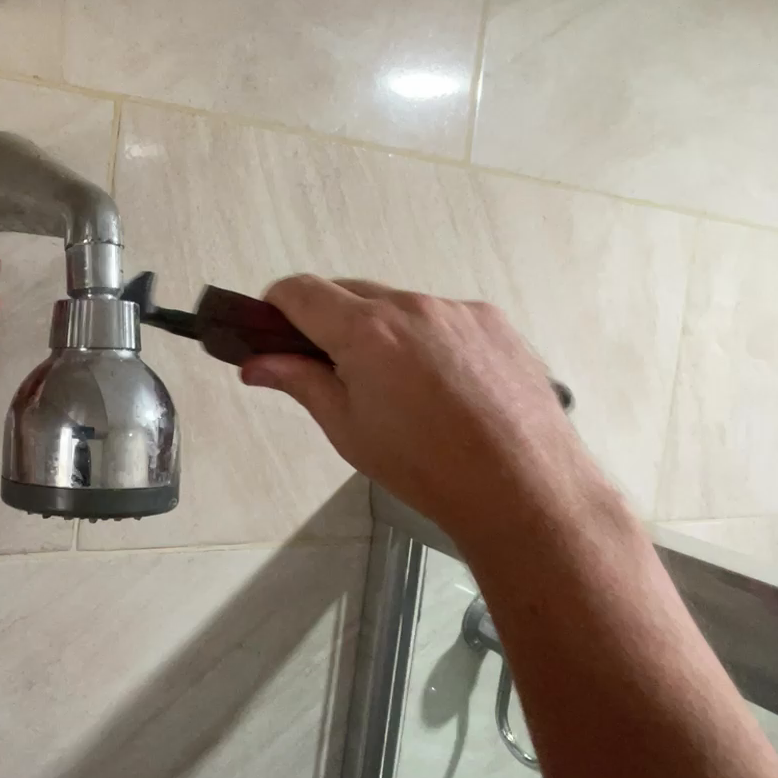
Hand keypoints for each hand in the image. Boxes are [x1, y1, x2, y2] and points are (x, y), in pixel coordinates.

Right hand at [240, 275, 613, 538]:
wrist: (524, 486)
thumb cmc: (422, 466)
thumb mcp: (347, 429)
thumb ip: (299, 382)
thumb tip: (254, 364)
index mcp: (365, 330)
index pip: (301, 291)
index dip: (276, 304)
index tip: (272, 329)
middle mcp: (410, 305)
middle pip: (349, 292)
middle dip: (329, 319)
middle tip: (334, 368)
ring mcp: (457, 308)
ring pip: (397, 304)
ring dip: (381, 328)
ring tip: (400, 385)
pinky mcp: (493, 319)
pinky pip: (441, 315)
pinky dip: (426, 337)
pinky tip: (444, 384)